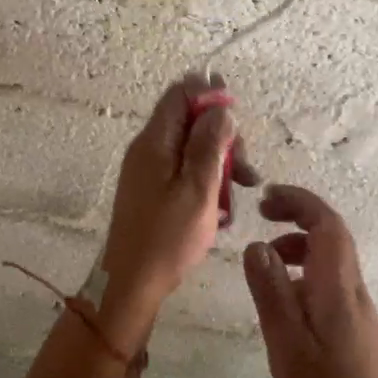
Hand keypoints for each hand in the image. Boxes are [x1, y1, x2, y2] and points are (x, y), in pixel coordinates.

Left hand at [100, 74, 259, 306]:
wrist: (131, 282)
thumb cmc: (167, 237)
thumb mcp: (198, 189)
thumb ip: (210, 145)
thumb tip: (221, 108)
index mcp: (154, 140)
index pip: (179, 94)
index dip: (209, 94)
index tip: (237, 114)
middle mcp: (148, 147)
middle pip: (188, 120)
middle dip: (222, 136)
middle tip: (246, 168)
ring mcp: (149, 168)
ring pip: (190, 147)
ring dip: (219, 161)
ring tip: (243, 189)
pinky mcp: (153, 189)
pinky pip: (183, 169)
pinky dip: (206, 179)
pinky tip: (222, 206)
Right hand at [244, 185, 377, 377]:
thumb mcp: (287, 340)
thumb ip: (271, 290)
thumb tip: (256, 244)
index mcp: (336, 284)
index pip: (327, 223)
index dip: (299, 200)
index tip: (267, 196)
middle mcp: (352, 287)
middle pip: (331, 233)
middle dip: (296, 214)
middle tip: (263, 215)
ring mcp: (357, 307)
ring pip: (329, 257)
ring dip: (297, 245)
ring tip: (266, 261)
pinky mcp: (356, 325)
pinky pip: (329, 279)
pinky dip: (304, 271)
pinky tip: (285, 297)